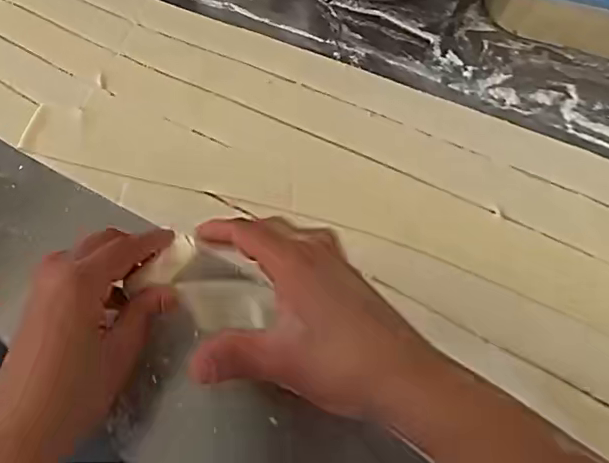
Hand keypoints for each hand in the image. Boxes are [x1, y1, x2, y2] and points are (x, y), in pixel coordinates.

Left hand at [0, 228, 175, 462]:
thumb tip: (166, 292)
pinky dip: (94, 273)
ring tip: (138, 287)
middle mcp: (59, 267)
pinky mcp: (38, 292)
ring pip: (86, 252)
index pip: (122, 247)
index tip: (171, 239)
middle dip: (131, 248)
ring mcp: (44, 278)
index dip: (150, 242)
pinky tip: (110, 302)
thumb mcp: (118, 355)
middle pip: (101, 242)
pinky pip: (72, 267)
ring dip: (112, 260)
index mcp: (79, 278)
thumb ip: (143, 315)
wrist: (20, 421)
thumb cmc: (72, 392)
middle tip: (158, 265)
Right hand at [188, 217, 444, 422]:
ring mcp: (340, 267)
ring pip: (299, 234)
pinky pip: (319, 248)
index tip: (205, 232)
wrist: (408, 380)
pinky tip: (305, 274)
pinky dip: (299, 247)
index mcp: (294, 263)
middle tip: (226, 238)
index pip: (248, 232)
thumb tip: (200, 361)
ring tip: (264, 247)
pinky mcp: (355, 283)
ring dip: (275, 235)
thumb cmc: (352, 364)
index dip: (222, 229)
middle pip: (273, 227)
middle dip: (244, 229)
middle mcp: (317, 256)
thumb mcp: (281, 360)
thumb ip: (236, 356)